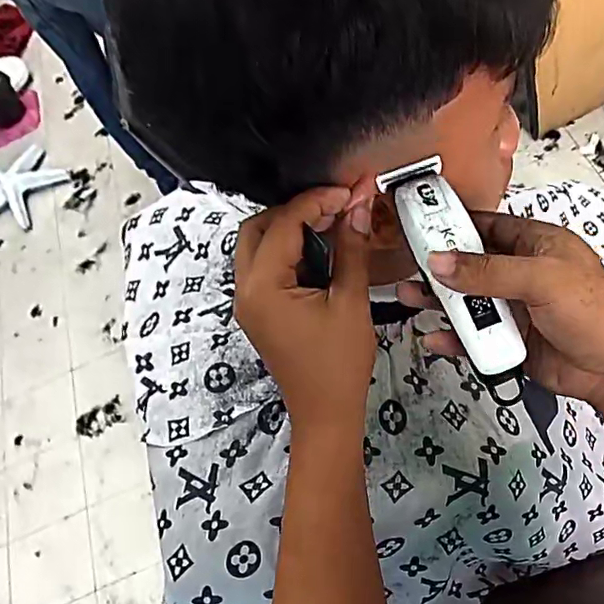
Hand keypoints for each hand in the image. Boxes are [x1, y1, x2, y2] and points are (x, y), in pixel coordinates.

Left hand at [233, 187, 374, 434]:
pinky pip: (267, 269)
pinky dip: (291, 254)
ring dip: (293, 231)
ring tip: (334, 227)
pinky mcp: (261, 313)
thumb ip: (351, 250)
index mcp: (263, 286)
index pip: (285, 223)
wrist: (326, 413)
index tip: (349, 191)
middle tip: (338, 207)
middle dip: (299, 211)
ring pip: (260, 246)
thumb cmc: (338, 368)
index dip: (318, 201)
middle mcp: (246, 291)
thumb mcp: (351, 303)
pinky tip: (322, 255)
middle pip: (260, 227)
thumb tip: (357, 209)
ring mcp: (250, 303)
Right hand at [396, 211, 603, 403]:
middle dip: (442, 269)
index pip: (489, 226)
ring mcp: (519, 310)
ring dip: (443, 305)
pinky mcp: (514, 342)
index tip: (425, 226)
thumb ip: (489, 271)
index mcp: (539, 245)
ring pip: (471, 305)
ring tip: (415, 300)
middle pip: (473, 267)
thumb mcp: (542, 279)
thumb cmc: (602, 316)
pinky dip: (457, 339)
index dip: (457, 226)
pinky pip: (478, 338)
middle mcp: (526, 276)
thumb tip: (447, 262)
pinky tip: (440, 337)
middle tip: (413, 268)